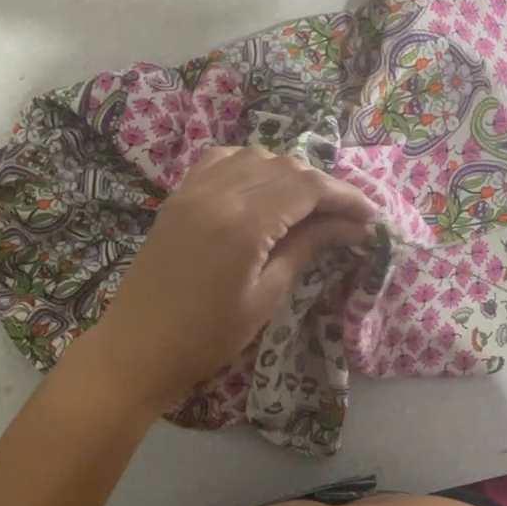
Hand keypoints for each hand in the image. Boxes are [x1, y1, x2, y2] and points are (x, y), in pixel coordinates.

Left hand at [69, 147, 377, 412]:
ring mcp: (192, 190)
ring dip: (287, 173)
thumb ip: (306, 250)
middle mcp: (217, 192)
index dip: (345, 196)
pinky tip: (261, 188)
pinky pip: (220, 161)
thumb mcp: (265, 297)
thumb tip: (350, 228)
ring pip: (254, 157)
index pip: (307, 187)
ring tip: (307, 205)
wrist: (136, 348)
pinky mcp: (177, 196)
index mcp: (243, 222)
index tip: (370, 217)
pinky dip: (249, 166)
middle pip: (285, 166)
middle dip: (322, 186)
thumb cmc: (206, 336)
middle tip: (345, 218)